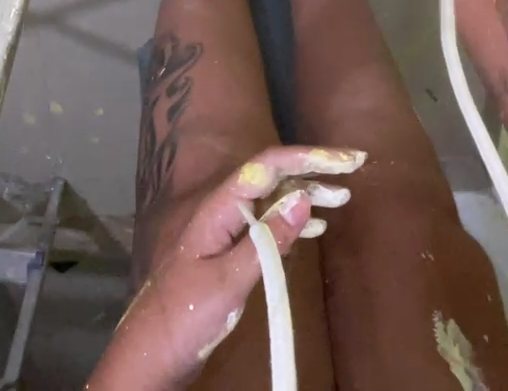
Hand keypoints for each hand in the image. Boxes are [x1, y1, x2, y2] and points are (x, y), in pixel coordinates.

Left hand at [89, 146, 365, 389]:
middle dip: (313, 169)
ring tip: (344, 197)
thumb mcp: (229, 280)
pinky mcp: (233, 253)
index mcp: (220, 207)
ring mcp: (229, 232)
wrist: (153, 351)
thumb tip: (302, 198)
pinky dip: (296, 224)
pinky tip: (318, 227)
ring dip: (308, 196)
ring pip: (274, 202)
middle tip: (354, 167)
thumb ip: (267, 240)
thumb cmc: (185, 313)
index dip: (307, 157)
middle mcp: (226, 211)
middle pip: (273, 178)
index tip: (344, 159)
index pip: (267, 167)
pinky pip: (270, 227)